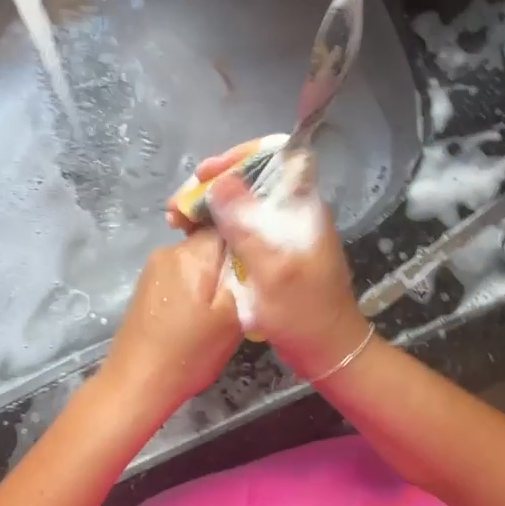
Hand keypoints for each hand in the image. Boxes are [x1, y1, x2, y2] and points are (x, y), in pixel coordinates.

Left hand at [98, 229, 241, 418]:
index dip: (252, 240)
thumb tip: (256, 249)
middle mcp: (170, 250)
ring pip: (198, 260)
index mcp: (193, 253)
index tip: (265, 263)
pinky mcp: (148, 286)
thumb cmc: (189, 353)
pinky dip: (196, 288)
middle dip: (232, 262)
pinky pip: (182, 275)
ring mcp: (154, 268)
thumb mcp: (232, 317)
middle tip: (248, 292)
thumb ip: (246, 276)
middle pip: (213, 240)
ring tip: (224, 308)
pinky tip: (201, 315)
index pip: (232, 222)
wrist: (136, 383)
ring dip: (214, 277)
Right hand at [168, 145, 371, 378]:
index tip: (205, 174)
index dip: (238, 157)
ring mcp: (281, 232)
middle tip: (179, 205)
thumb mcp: (273, 270)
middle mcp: (292, 211)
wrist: (326, 349)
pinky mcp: (272, 252)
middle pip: (251, 179)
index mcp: (300, 207)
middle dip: (213, 185)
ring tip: (177, 220)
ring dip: (209, 206)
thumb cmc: (303, 311)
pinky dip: (215, 227)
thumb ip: (248, 225)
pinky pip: (241, 227)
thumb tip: (220, 183)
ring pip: (242, 204)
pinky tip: (193, 237)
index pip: (275, 156)